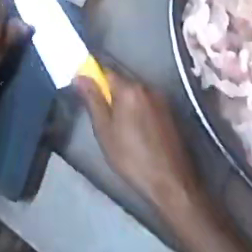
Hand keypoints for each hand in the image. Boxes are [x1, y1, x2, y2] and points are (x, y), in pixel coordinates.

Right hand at [75, 64, 211, 226]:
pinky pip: (147, 103)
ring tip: (119, 126)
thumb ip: (93, 100)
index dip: (94, 79)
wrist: (170, 181)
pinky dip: (138, 110)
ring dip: (125, 102)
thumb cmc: (131, 157)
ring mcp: (162, 99)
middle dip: (110, 92)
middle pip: (122, 81)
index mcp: (130, 89)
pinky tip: (136, 131)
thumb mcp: (104, 131)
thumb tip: (80, 76)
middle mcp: (148, 87)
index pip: (106, 70)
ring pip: (136, 93)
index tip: (86, 92)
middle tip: (101, 115)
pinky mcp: (171, 112)